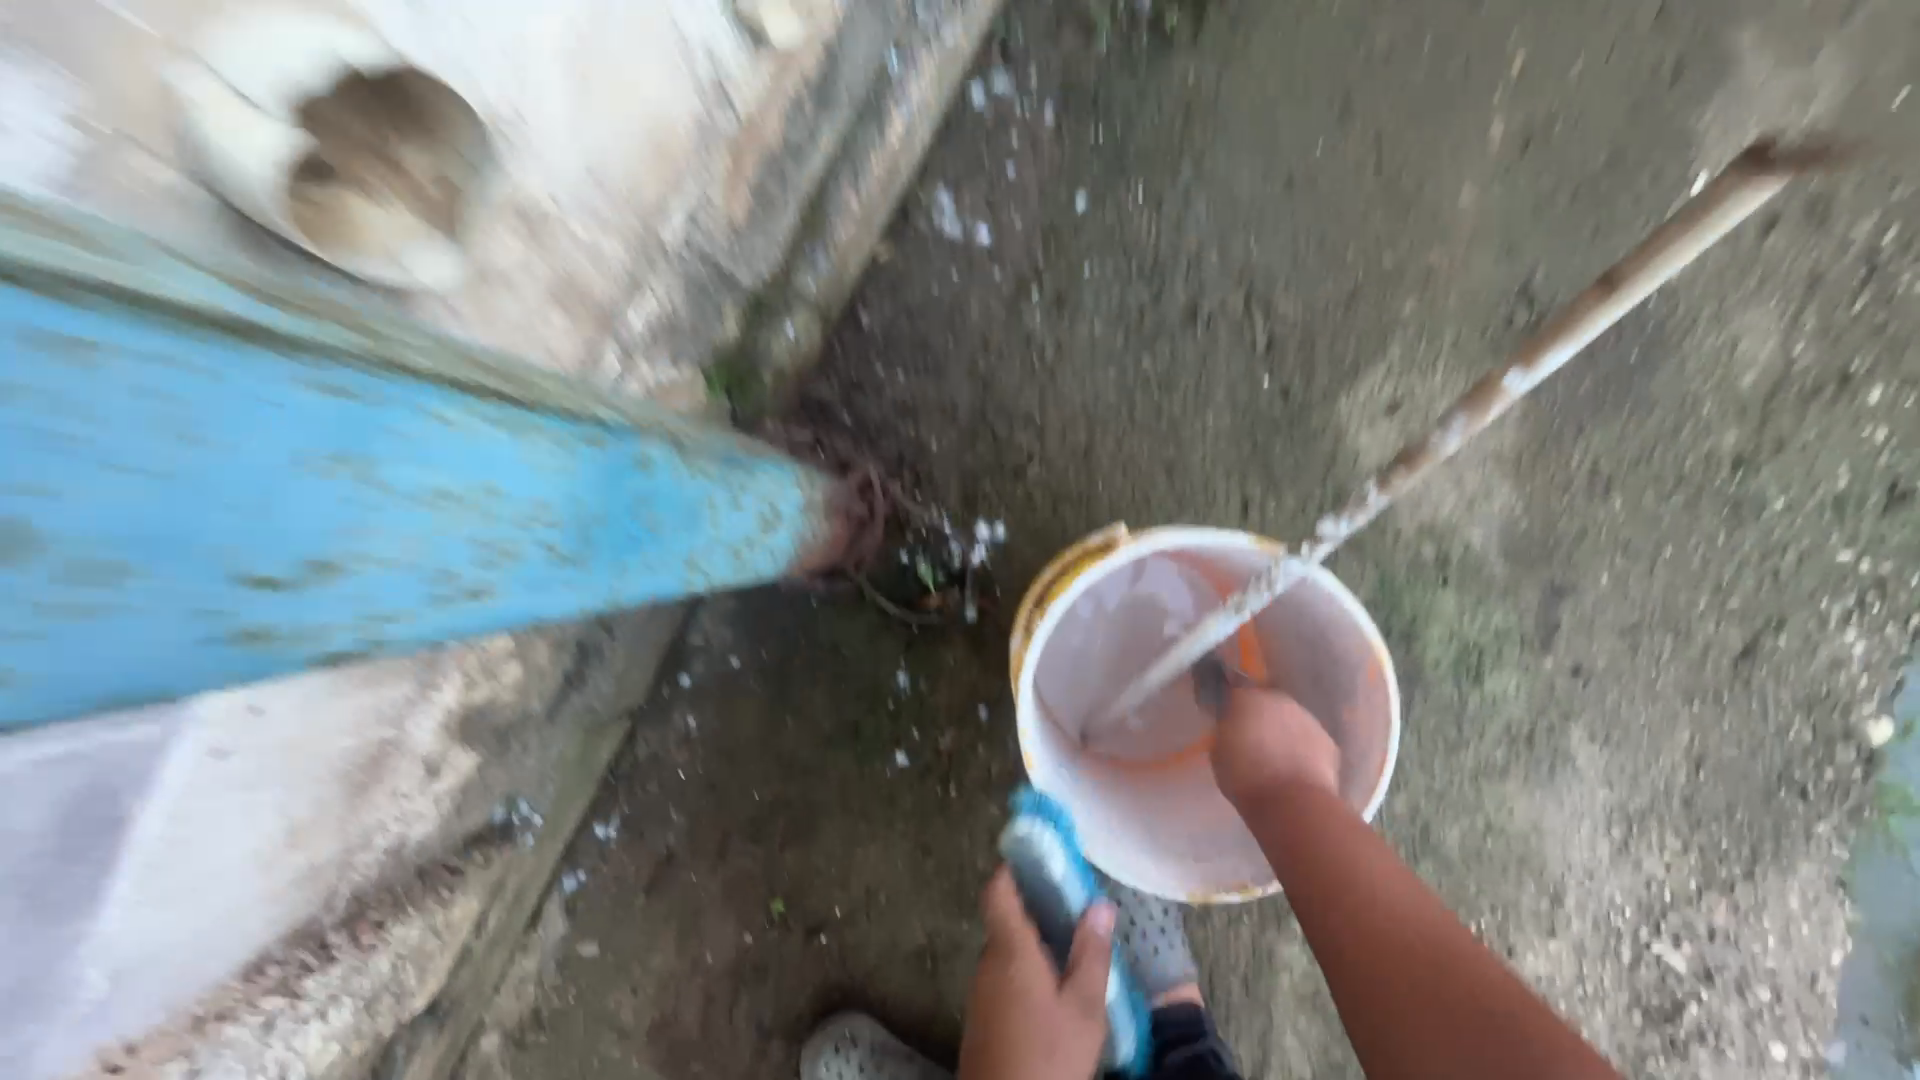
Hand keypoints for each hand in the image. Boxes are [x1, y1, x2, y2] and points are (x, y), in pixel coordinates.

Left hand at [957, 867, 1113, 1079]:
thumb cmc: (1048, 1056)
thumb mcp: (1084, 1008)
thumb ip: (1091, 954)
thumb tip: (1100, 904)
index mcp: (1010, 949)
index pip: (997, 889)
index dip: (1014, 867)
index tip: (1041, 855)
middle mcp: (988, 961)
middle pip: (1006, 918)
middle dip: (1038, 906)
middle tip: (1075, 904)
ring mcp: (981, 989)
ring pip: (1007, 948)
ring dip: (1035, 940)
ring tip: (1074, 944)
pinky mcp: (983, 1014)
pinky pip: (1004, 973)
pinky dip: (1027, 967)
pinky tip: (1056, 984)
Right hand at [1211, 687, 1340, 808]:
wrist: (1292, 803)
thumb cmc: (1245, 778)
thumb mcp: (1218, 753)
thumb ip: (1225, 732)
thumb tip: (1232, 728)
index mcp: (1247, 699)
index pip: (1235, 693)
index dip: (1231, 707)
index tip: (1227, 722)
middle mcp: (1279, 701)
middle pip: (1266, 704)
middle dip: (1260, 718)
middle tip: (1252, 742)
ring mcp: (1308, 719)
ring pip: (1290, 720)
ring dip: (1283, 732)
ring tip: (1276, 759)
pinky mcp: (1328, 741)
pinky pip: (1309, 740)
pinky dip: (1303, 749)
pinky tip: (1296, 769)